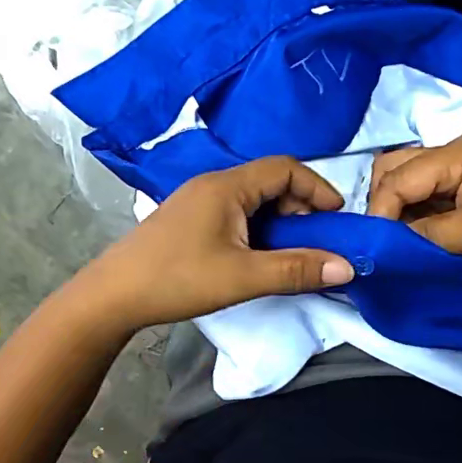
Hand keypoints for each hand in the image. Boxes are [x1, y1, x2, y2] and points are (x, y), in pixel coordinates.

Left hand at [67, 157, 355, 333]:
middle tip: (315, 240)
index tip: (337, 218)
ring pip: (252, 199)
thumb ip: (295, 270)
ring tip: (291, 252)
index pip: (285, 168)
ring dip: (278, 220)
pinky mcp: (188, 220)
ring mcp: (197, 201)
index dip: (317, 188)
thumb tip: (347, 267)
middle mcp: (212, 184)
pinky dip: (256, 229)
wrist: (114, 295)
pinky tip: (258, 256)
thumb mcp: (242, 277)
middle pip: (269, 181)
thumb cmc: (178, 279)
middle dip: (300, 206)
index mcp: (227, 186)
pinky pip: (234, 213)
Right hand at [367, 133, 461, 270]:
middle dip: (382, 204)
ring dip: (401, 211)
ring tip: (401, 242)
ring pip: (412, 182)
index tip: (374, 248)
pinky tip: (424, 237)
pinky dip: (421, 215)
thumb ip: (429, 235)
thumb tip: (387, 244)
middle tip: (385, 240)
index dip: (378, 213)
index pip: (396, 178)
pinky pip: (434, 195)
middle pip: (395, 169)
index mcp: (458, 152)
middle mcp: (458, 151)